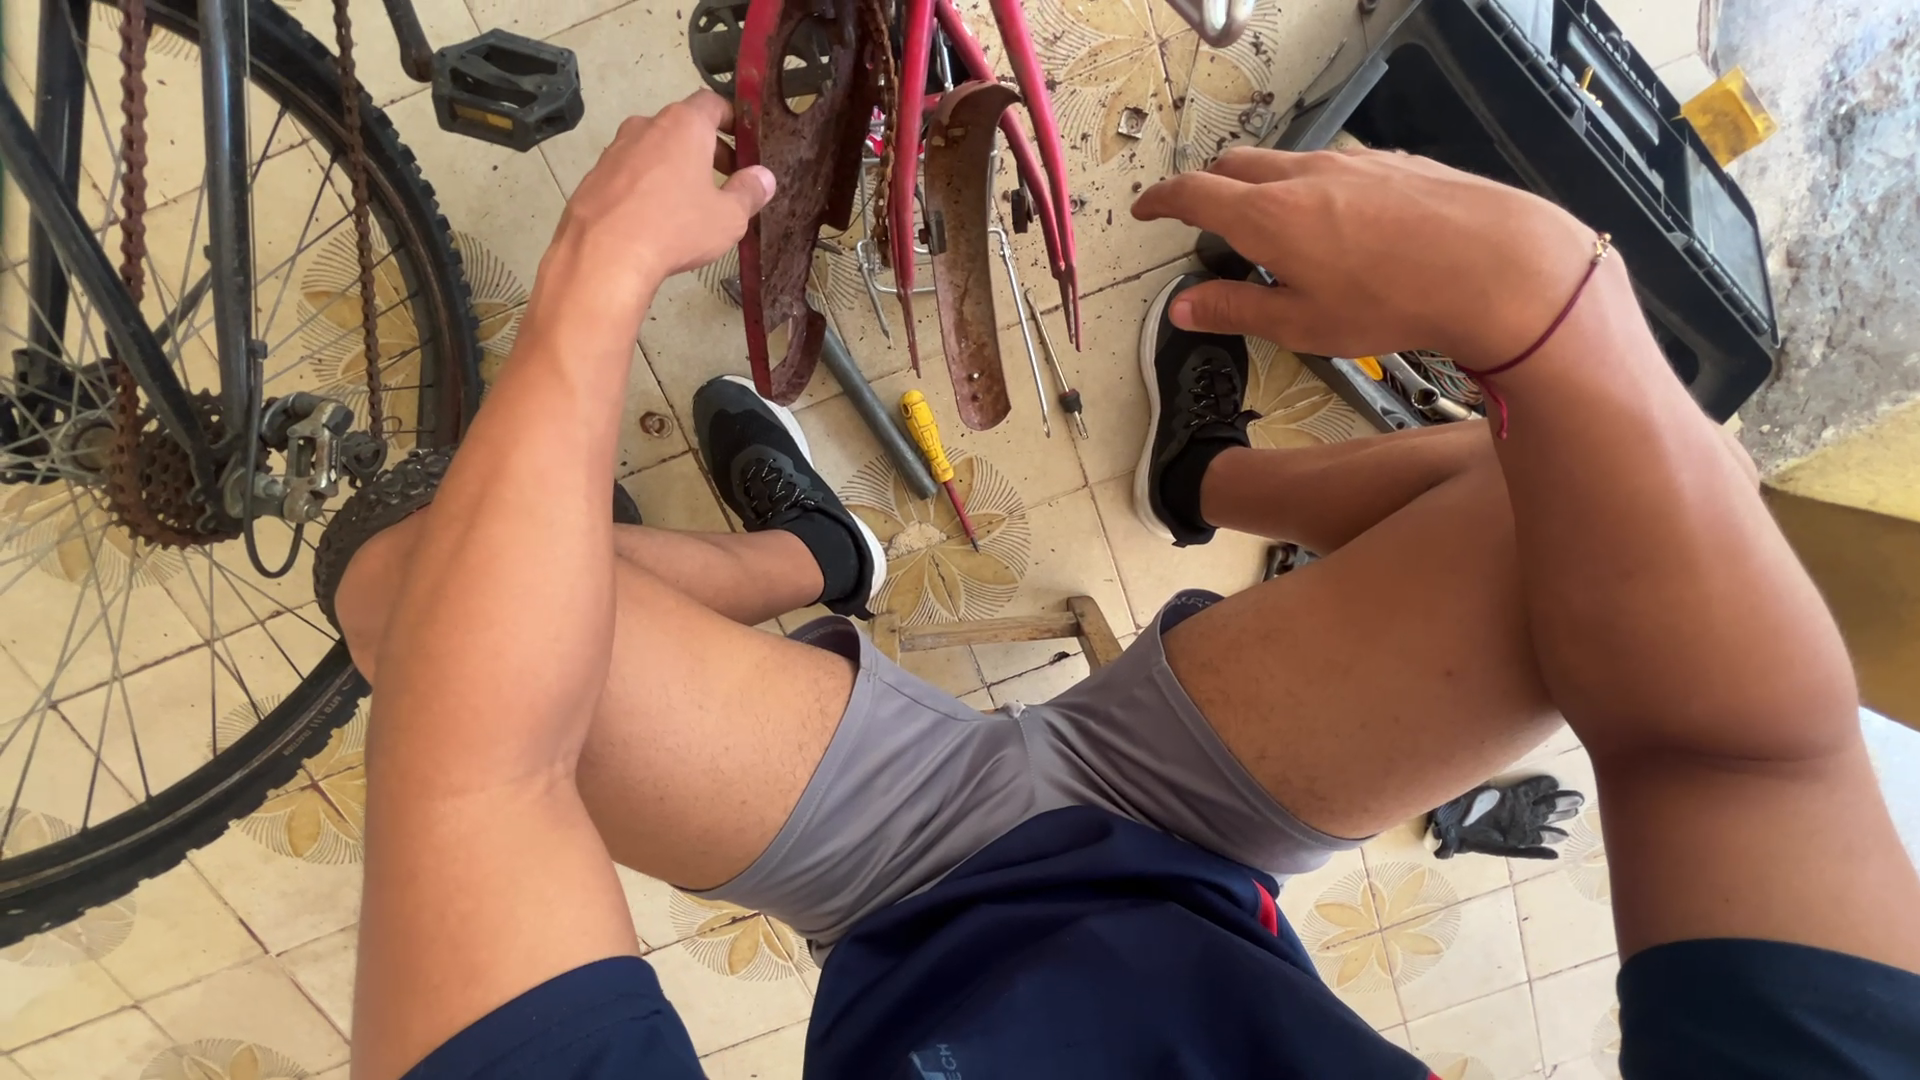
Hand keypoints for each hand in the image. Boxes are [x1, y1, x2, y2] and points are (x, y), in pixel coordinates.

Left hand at [553, 90, 775, 287]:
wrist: (606, 251)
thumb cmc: (677, 227)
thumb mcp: (728, 217)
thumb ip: (749, 192)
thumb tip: (764, 177)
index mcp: (685, 126)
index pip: (712, 103)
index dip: (732, 120)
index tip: (744, 143)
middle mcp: (648, 125)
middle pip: (683, 127)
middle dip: (707, 150)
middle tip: (725, 182)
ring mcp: (617, 148)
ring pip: (656, 150)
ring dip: (677, 168)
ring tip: (690, 205)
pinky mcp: (597, 174)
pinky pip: (633, 173)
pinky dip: (650, 186)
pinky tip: (657, 219)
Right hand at [1131, 147, 1597, 367]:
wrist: (1498, 266)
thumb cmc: (1391, 301)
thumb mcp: (1297, 323)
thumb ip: (1234, 309)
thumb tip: (1183, 308)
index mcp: (1269, 216)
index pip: (1195, 194)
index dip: (1161, 200)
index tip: (1146, 209)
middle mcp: (1304, 176)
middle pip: (1235, 165)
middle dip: (1207, 187)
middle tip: (1200, 219)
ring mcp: (1352, 162)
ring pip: (1284, 162)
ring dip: (1259, 186)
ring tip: (1268, 229)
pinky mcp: (1392, 164)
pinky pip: (1332, 165)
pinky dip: (1307, 187)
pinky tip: (1331, 224)